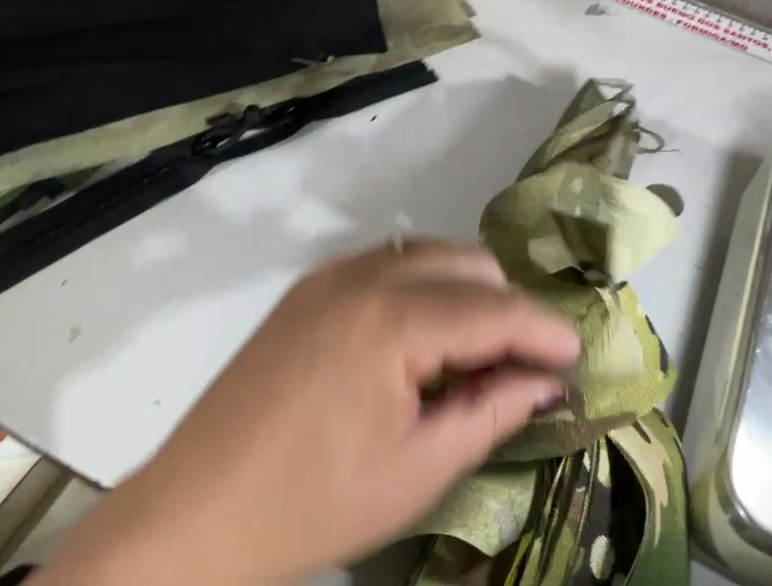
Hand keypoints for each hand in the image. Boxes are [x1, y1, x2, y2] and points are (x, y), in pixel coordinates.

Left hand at [35, 241, 580, 585]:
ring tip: (476, 359)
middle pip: (468, 265)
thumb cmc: (312, 505)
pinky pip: (390, 267)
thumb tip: (546, 379)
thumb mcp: (419, 469)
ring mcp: (330, 275)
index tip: (577, 360)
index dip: (545, 333)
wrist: (194, 515)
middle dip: (508, 309)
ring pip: (431, 257)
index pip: (495, 309)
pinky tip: (422, 345)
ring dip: (468, 295)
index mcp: (391, 319)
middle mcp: (363, 275)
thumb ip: (492, 410)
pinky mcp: (309, 288)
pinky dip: (424, 291)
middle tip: (523, 369)